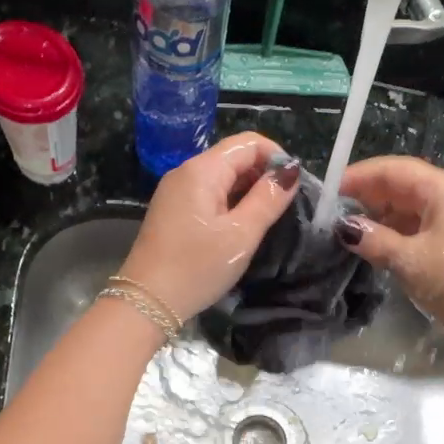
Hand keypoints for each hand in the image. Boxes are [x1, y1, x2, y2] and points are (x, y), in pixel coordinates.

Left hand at [118, 132, 302, 321]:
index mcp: (202, 170)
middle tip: (284, 206)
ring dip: (247, 190)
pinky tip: (239, 227)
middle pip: (233, 157)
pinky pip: (207, 194)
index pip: (248, 143)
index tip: (295, 184)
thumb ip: (267, 200)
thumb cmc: (197, 268)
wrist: (147, 301)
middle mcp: (186, 171)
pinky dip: (229, 202)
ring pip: (221, 177)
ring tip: (266, 218)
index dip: (276, 156)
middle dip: (262, 174)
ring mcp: (176, 192)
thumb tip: (290, 172)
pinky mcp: (172, 211)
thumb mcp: (240, 236)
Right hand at [336, 156, 443, 345]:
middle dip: (369, 196)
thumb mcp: (407, 260)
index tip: (330, 189)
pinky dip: (397, 232)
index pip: (393, 170)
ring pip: (410, 207)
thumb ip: (374, 240)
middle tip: (335, 212)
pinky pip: (420, 226)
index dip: (359, 176)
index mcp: (442, 188)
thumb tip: (345, 228)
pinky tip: (378, 245)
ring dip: (381, 217)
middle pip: (402, 185)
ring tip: (351, 231)